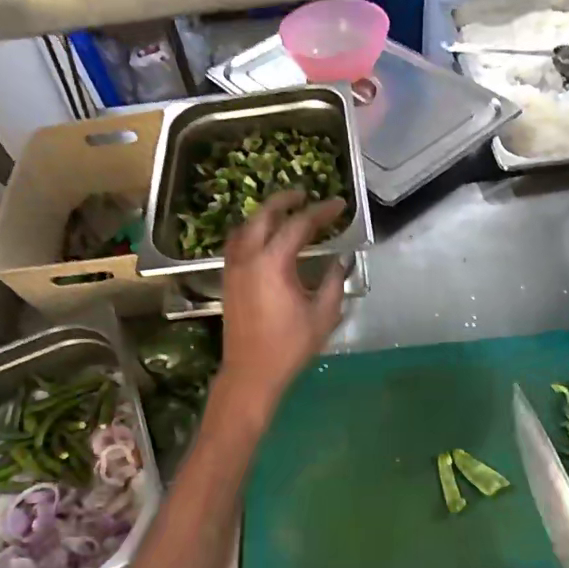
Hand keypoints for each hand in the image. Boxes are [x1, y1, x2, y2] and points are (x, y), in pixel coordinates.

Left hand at [218, 191, 348, 412]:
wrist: (251, 372)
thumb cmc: (290, 346)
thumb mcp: (323, 314)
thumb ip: (334, 281)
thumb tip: (341, 259)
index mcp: (273, 263)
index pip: (299, 225)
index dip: (321, 212)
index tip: (338, 205)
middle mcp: (248, 257)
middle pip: (264, 215)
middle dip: (285, 200)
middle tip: (304, 195)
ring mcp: (233, 268)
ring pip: (245, 227)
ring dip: (264, 214)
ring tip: (283, 212)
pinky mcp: (228, 280)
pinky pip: (237, 243)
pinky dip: (251, 231)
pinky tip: (264, 239)